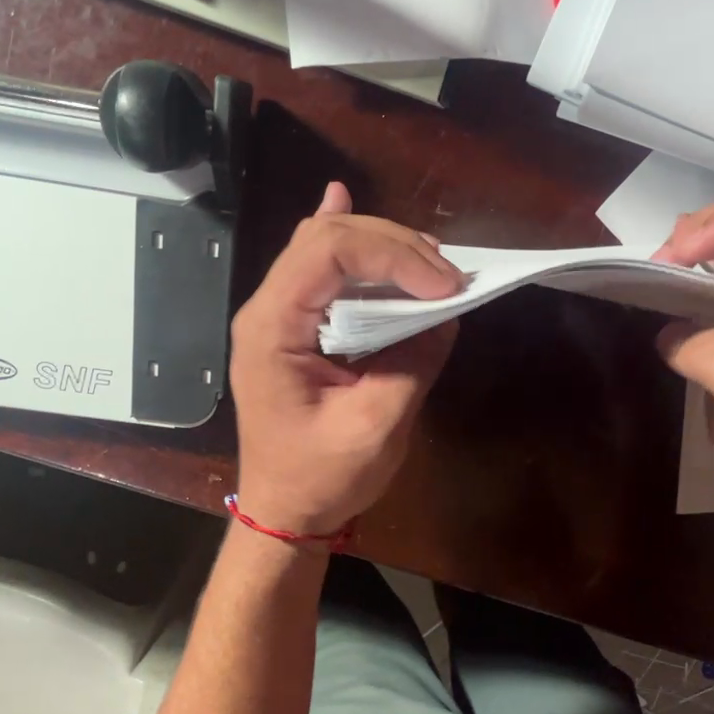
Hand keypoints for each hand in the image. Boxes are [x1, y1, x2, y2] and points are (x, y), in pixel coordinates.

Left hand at [230, 182, 463, 535]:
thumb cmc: (321, 477)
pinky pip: (315, 271)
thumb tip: (444, 315)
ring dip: (379, 247)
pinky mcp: (291, 329)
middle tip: (447, 276)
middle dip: (392, 245)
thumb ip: (413, 362)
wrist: (284, 512)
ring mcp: (274, 317)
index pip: (329, 251)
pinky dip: (345, 247)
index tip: (444, 286)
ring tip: (428, 263)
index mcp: (273, 328)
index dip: (393, 254)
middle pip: (325, 238)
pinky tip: (344, 201)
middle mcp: (266, 310)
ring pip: (322, 248)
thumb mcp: (376, 425)